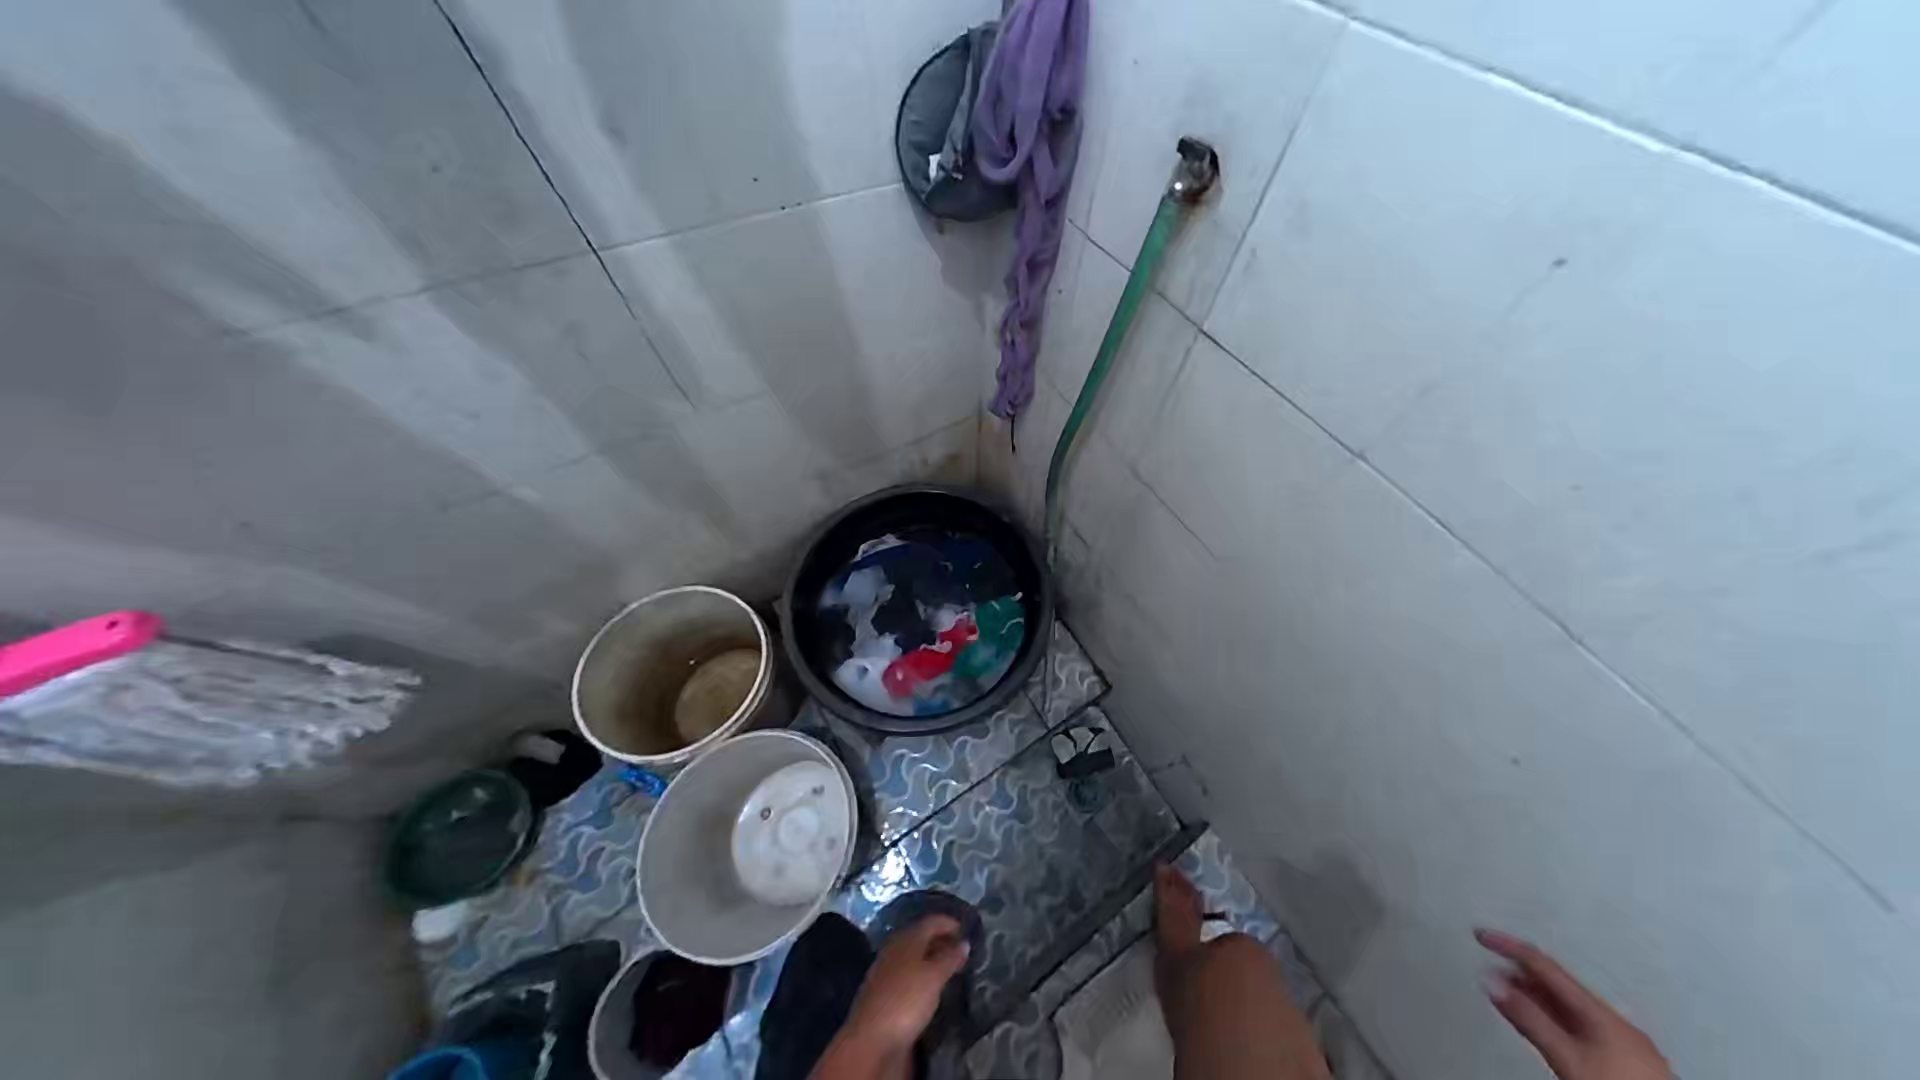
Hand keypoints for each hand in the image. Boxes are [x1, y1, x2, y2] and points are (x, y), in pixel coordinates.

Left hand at [843, 914, 970, 1051]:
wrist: (870, 1040)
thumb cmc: (906, 1000)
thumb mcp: (933, 977)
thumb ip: (949, 958)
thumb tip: (963, 942)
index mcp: (906, 938)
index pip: (930, 921)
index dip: (949, 923)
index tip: (966, 930)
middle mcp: (895, 949)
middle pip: (921, 937)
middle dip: (941, 940)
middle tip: (962, 950)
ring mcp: (887, 971)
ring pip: (914, 957)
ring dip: (932, 959)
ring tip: (952, 969)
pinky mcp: (885, 993)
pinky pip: (909, 974)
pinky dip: (923, 975)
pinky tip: (931, 987)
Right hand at [1476, 929, 1671, 1079]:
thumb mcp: (1566, 1055)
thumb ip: (1528, 1017)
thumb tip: (1491, 980)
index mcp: (1599, 1012)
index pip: (1544, 965)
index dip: (1509, 945)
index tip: (1480, 934)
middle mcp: (1611, 1021)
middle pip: (1557, 984)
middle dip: (1519, 970)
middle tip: (1488, 963)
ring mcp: (1620, 1041)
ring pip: (1567, 1006)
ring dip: (1532, 994)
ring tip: (1505, 992)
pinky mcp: (1622, 1059)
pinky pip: (1576, 1024)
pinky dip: (1549, 1015)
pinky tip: (1540, 1023)